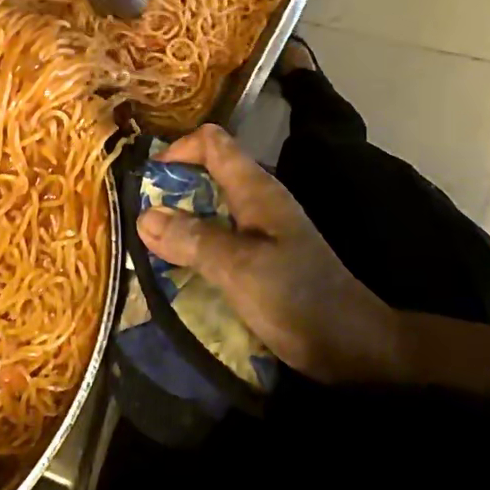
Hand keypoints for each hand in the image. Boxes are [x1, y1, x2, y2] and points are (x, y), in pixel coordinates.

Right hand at [135, 125, 395, 381]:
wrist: (353, 346)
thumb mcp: (239, 268)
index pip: (213, 143)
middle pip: (207, 174)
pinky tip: (177, 269)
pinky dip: (194, 245)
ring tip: (148, 245)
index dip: (178, 150)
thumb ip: (193, 240)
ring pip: (210, 208)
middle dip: (171, 189)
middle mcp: (256, 202)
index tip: (148, 181)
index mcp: (256, 190)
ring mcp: (260, 232)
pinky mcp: (260, 260)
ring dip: (179, 220)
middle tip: (137, 218)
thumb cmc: (298, 298)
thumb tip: (144, 216)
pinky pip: (217, 239)